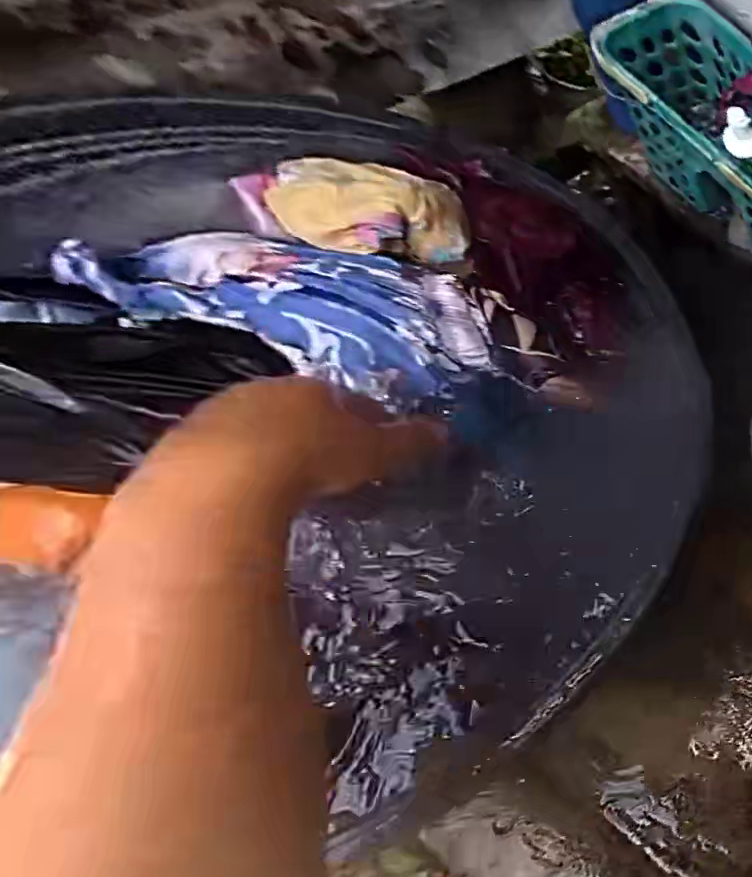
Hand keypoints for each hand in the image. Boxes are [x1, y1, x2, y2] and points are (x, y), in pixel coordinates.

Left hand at [149, 378, 445, 502]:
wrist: (220, 481)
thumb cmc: (314, 457)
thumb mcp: (379, 453)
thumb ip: (412, 441)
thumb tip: (443, 431)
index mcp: (314, 386)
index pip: (354, 400)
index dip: (375, 422)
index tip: (386, 447)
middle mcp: (265, 389)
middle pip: (306, 410)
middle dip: (327, 432)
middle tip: (348, 464)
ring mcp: (218, 413)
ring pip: (267, 428)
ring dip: (287, 448)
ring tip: (306, 481)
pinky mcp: (182, 441)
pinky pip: (232, 451)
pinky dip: (252, 466)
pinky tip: (263, 490)